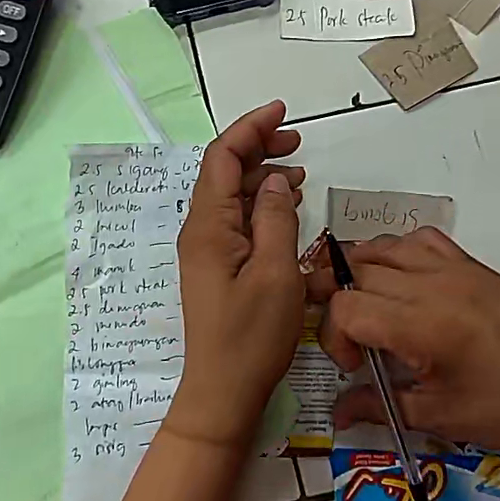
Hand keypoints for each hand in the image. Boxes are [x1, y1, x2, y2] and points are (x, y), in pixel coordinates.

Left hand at [165, 100, 307, 449]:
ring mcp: (206, 250)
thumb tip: (276, 180)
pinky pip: (236, 223)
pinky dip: (260, 209)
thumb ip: (275, 219)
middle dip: (258, 149)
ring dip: (262, 179)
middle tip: (299, 143)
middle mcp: (200, 231)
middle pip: (223, 173)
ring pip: (231, 197)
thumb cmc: (251, 336)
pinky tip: (286, 211)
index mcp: (208, 226)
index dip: (249, 128)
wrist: (222, 390)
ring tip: (300, 175)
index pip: (221, 159)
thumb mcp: (276, 274)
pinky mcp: (216, 267)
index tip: (282, 111)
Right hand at [308, 228, 499, 484]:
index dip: (333, 337)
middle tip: (356, 343)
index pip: (345, 308)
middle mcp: (435, 285)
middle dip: (339, 308)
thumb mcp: (443, 417)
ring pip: (378, 248)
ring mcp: (456, 269)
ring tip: (369, 309)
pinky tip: (402, 283)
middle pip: (353, 274)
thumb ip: (378, 406)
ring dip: (358, 275)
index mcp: (426, 325)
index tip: (354, 367)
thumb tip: (338, 411)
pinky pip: (419, 239)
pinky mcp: (475, 266)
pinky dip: (396, 253)